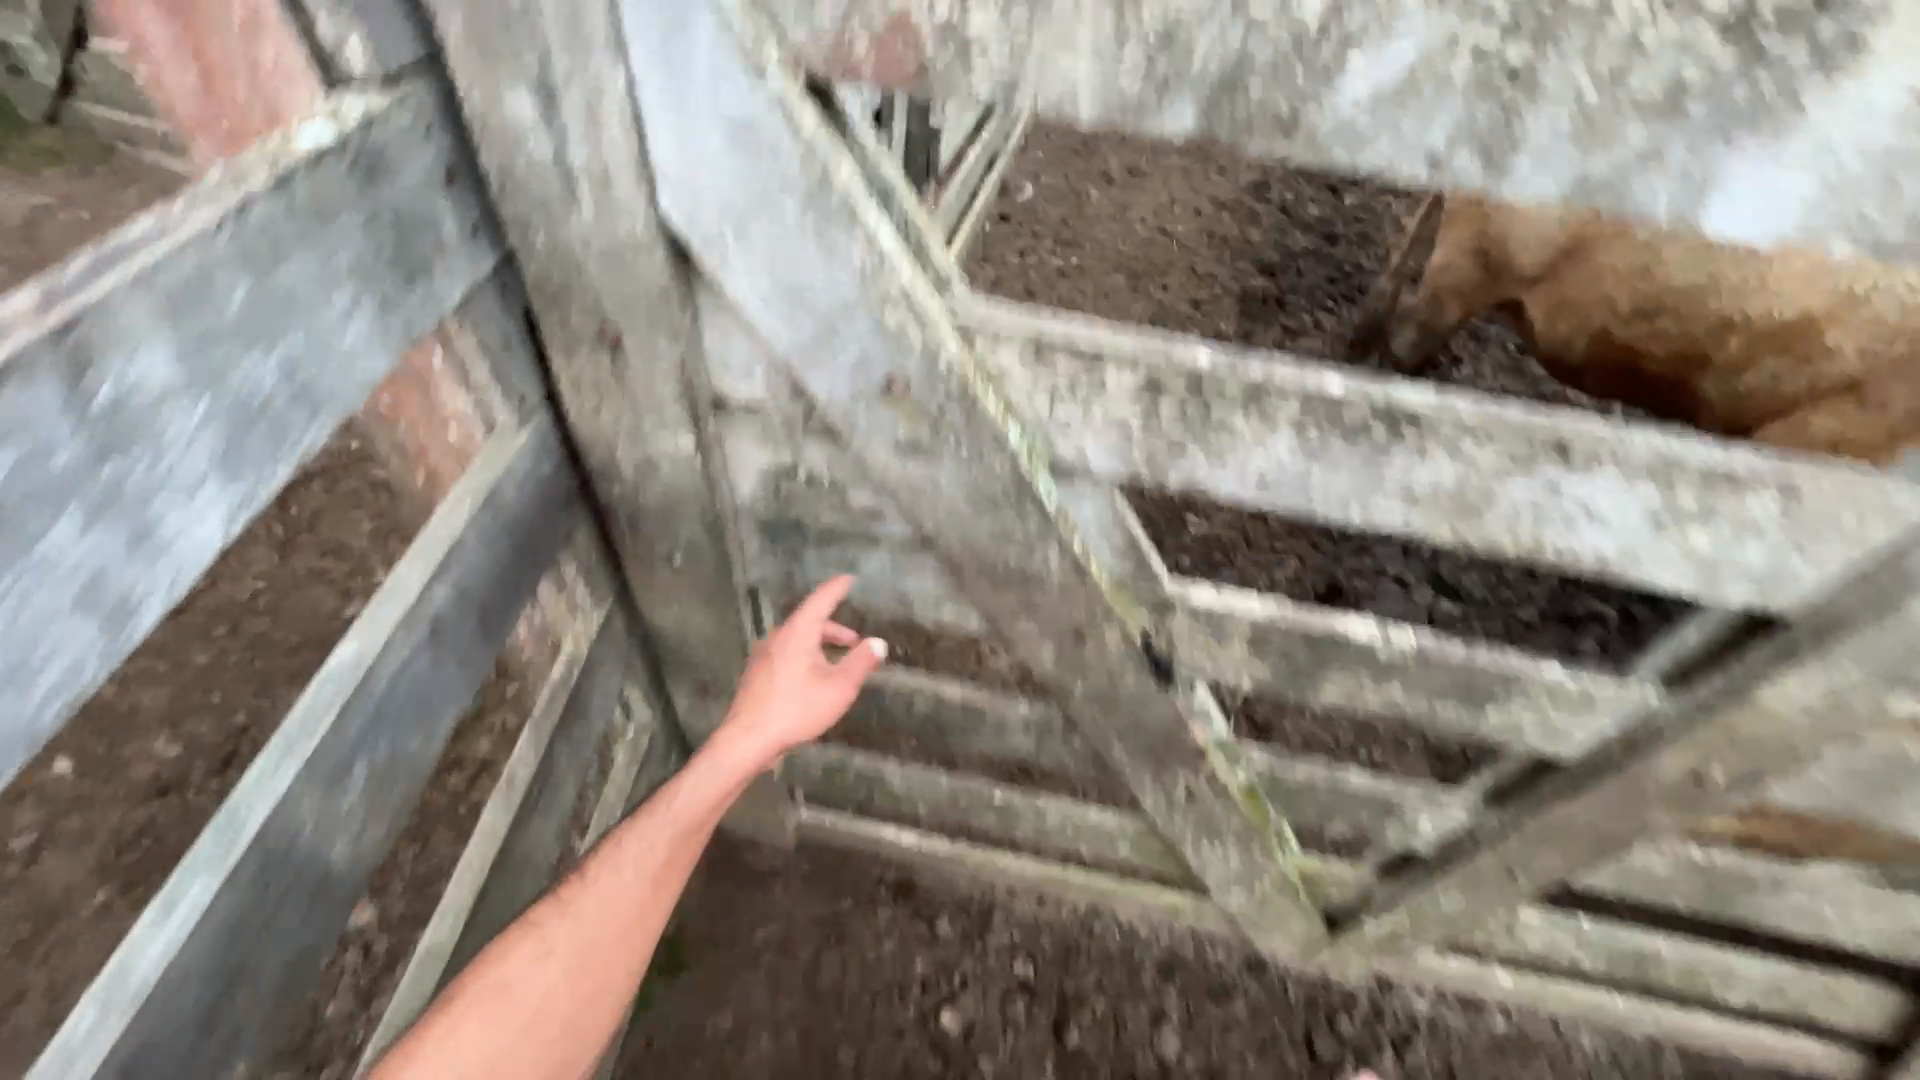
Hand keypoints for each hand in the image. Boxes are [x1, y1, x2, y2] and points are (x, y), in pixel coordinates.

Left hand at [716, 575, 887, 768]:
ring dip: (819, 645)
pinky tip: (813, 681)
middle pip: (808, 622)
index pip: (820, 600)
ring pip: (796, 640)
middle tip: (854, 641)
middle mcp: (777, 637)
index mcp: (798, 632)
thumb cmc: (797, 708)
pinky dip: (805, 656)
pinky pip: (786, 654)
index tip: (849, 579)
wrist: (747, 739)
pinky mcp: (757, 674)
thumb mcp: (839, 687)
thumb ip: (861, 662)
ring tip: (837, 664)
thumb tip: (878, 642)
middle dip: (833, 628)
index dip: (837, 588)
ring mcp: (763, 655)